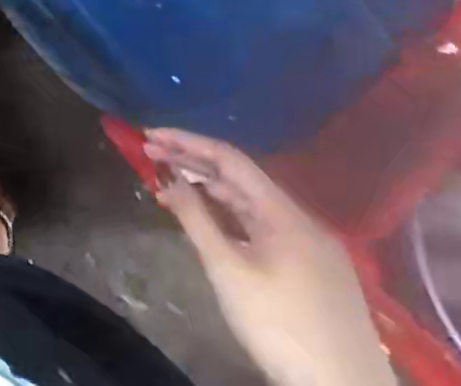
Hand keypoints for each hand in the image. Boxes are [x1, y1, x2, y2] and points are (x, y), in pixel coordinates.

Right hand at [145, 129, 396, 385]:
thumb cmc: (279, 325)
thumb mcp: (227, 269)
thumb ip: (195, 217)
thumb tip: (166, 176)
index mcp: (286, 215)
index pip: (230, 159)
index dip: (186, 142)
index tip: (148, 136)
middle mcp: (302, 222)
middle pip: (241, 178)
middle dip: (192, 163)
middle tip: (148, 155)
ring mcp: (311, 247)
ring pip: (250, 203)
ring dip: (208, 190)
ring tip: (167, 186)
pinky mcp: (312, 269)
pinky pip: (262, 226)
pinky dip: (229, 215)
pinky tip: (205, 220)